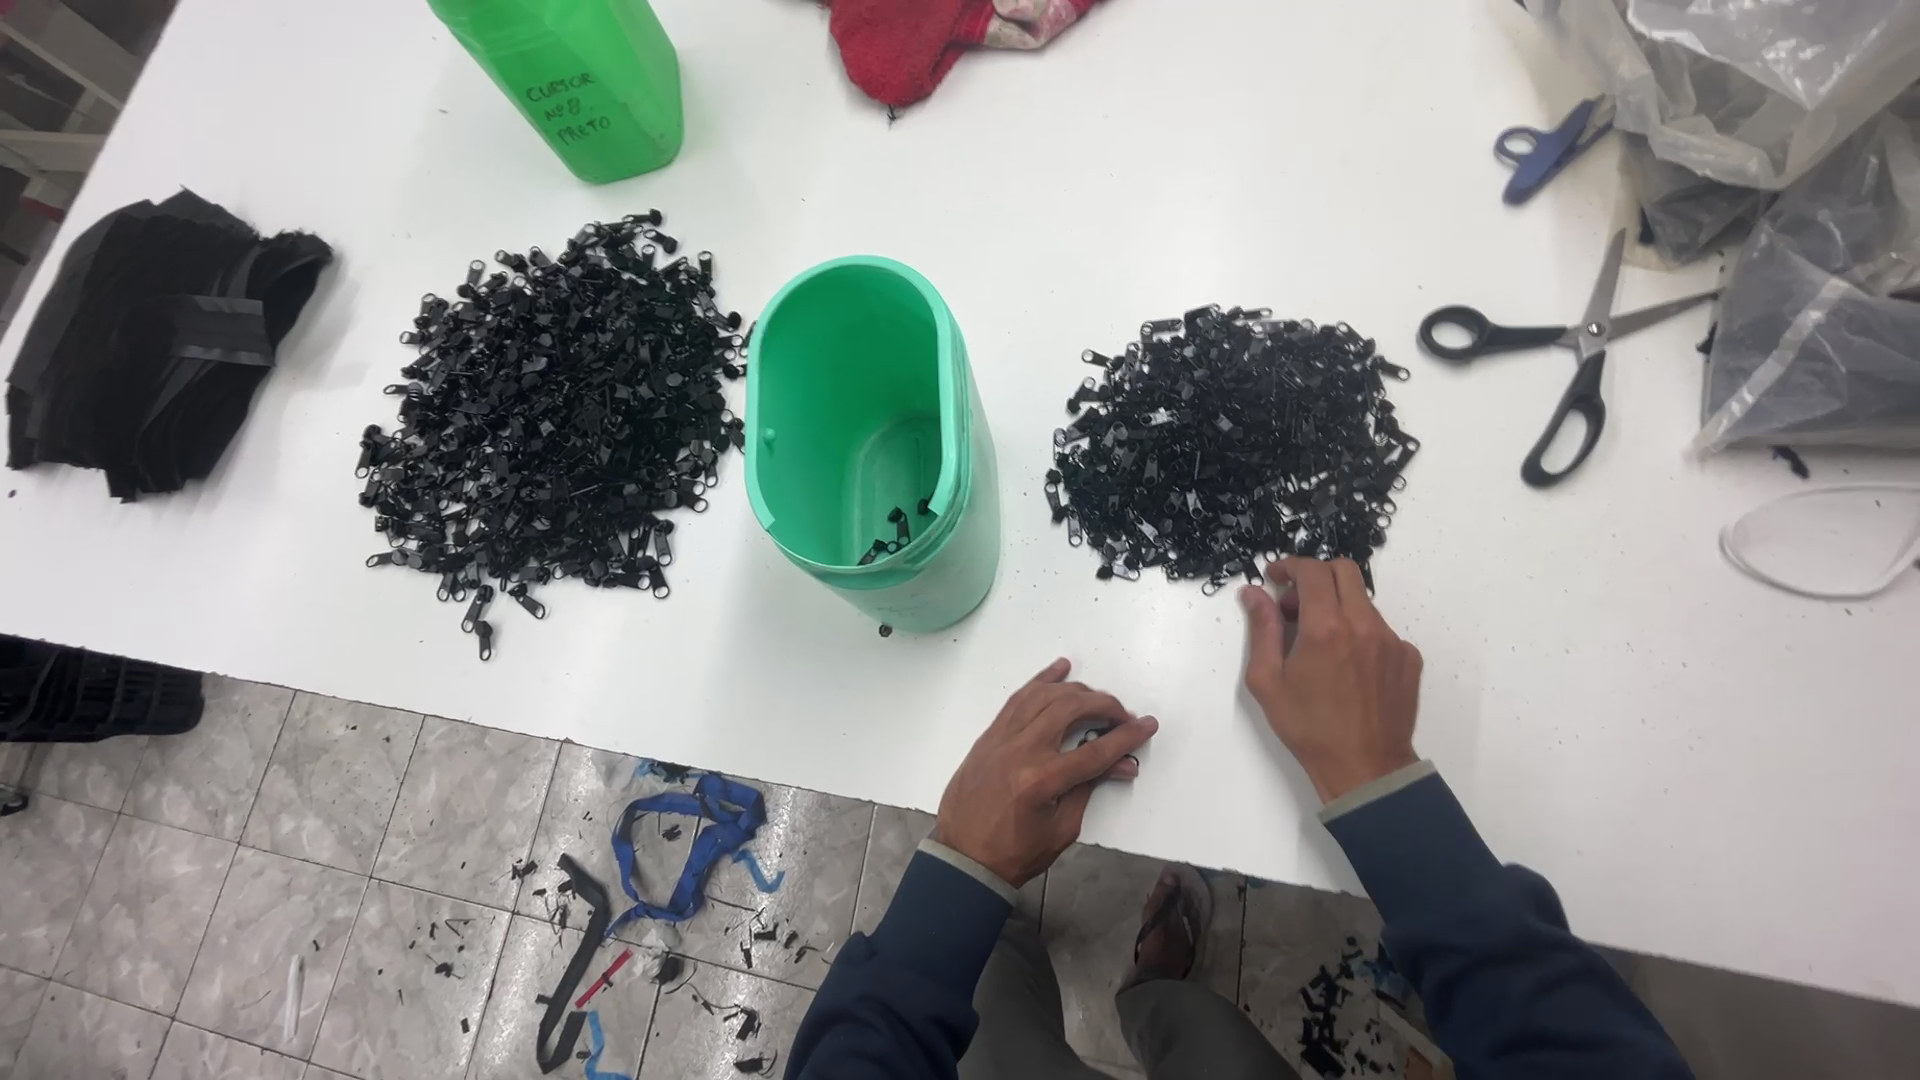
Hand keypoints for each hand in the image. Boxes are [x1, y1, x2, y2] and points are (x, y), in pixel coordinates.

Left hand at [933, 658, 1157, 886]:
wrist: (962, 857)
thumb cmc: (1013, 853)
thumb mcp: (1061, 830)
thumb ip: (1089, 790)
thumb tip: (1121, 764)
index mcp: (1041, 780)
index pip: (1095, 751)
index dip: (1126, 737)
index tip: (1147, 725)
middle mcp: (1021, 750)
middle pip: (1071, 710)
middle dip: (1105, 706)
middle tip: (1123, 716)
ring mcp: (1002, 738)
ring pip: (1044, 696)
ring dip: (1076, 691)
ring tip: (1097, 697)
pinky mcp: (990, 735)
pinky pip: (1018, 698)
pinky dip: (1040, 681)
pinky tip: (1059, 669)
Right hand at [1239, 557, 1421, 803]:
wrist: (1364, 767)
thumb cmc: (1308, 726)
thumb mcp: (1267, 679)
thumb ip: (1262, 629)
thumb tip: (1254, 593)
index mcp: (1326, 629)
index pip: (1312, 571)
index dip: (1289, 566)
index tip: (1275, 577)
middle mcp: (1364, 626)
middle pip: (1344, 571)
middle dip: (1315, 576)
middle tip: (1295, 604)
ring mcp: (1392, 641)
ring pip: (1362, 601)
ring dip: (1335, 606)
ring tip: (1317, 642)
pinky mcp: (1408, 657)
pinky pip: (1380, 628)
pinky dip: (1357, 631)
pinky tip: (1344, 664)